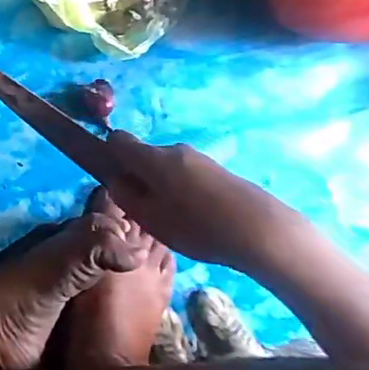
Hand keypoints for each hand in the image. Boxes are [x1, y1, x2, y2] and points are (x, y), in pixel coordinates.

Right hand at [100, 132, 303, 269]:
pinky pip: (186, 174)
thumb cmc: (197, 226)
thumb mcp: (151, 219)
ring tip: (174, 219)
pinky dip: (182, 190)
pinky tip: (196, 218)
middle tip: (145, 210)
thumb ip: (127, 197)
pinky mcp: (216, 170)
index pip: (118, 139)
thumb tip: (117, 180)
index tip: (115, 180)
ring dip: (162, 186)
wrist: (259, 229)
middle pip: (144, 155)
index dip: (109, 155)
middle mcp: (173, 149)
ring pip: (166, 166)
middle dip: (138, 176)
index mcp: (151, 158)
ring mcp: (198, 158)